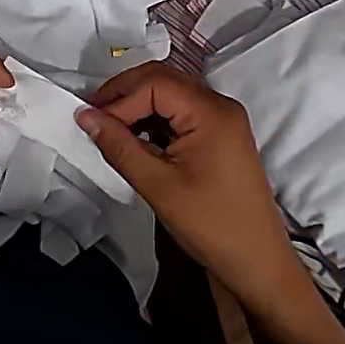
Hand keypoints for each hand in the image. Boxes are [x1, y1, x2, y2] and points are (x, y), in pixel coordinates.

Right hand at [75, 62, 314, 318]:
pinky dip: (153, 118)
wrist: (258, 264)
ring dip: (137, 105)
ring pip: (169, 93)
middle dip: (124, 94)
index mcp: (211, 112)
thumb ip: (119, 145)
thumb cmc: (211, 226)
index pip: (154, 85)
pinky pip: (179, 111)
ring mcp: (221, 118)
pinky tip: (133, 136)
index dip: (118, 99)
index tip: (90, 121)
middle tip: (93, 115)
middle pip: (162, 79)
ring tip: (108, 127)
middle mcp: (219, 105)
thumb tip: (86, 116)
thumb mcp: (157, 185)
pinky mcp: (218, 134)